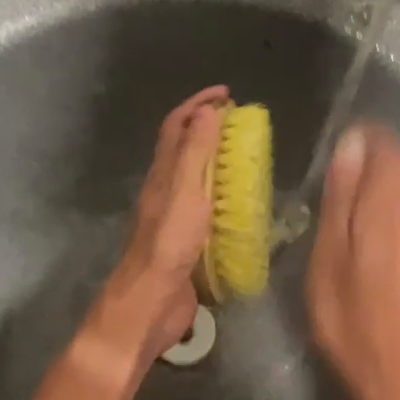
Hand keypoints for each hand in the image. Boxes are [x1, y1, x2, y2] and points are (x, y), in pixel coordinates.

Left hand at [83, 86, 228, 374]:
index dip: (198, 104)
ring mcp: (175, 219)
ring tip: (250, 159)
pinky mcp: (186, 244)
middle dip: (210, 129)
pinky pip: (207, 210)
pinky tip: (245, 206)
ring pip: (195, 180)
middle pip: (184, 149)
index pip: (177, 127)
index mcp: (162, 176)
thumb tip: (207, 111)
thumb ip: (195, 155)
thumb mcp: (184, 195)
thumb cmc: (167, 248)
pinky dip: (224, 198)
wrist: (149, 306)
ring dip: (218, 162)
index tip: (227, 93)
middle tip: (243, 125)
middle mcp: (165, 192)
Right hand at [307, 125, 399, 399]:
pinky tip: (361, 205)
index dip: (368, 134)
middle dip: (379, 146)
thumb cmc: (344, 310)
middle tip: (343, 148)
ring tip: (347, 171)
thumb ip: (342, 195)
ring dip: (383, 167)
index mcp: (385, 208)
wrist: (383, 361)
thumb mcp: (329, 250)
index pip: (389, 150)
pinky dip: (385, 190)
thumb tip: (351, 142)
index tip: (341, 132)